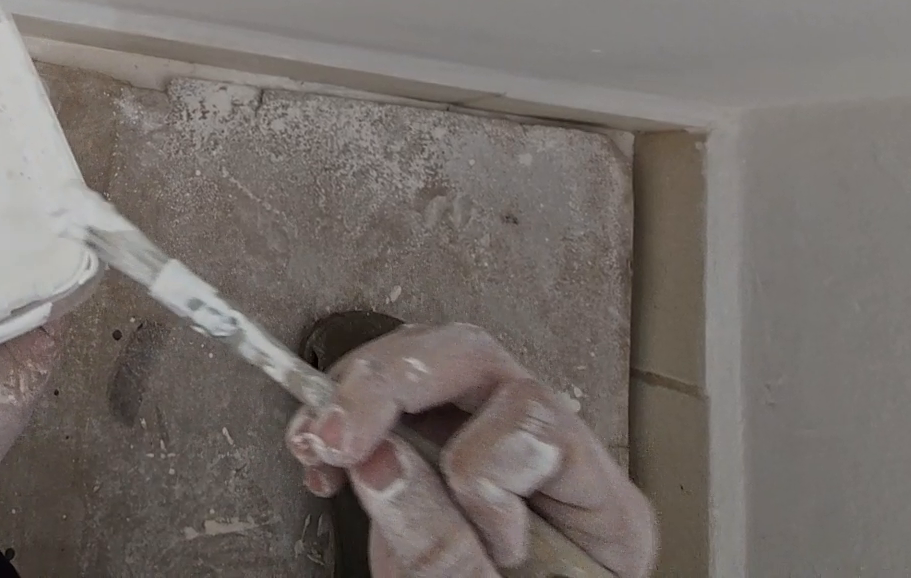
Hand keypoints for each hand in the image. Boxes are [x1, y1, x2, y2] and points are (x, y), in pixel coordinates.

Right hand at [285, 323, 655, 577]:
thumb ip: (443, 550)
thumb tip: (378, 460)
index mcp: (595, 502)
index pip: (540, 420)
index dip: (484, 463)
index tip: (462, 527)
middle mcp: (540, 450)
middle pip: (470, 360)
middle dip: (389, 385)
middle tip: (335, 431)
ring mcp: (477, 437)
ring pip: (417, 360)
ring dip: (353, 394)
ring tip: (315, 442)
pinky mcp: (425, 443)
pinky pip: (377, 394)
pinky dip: (337, 417)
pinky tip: (319, 458)